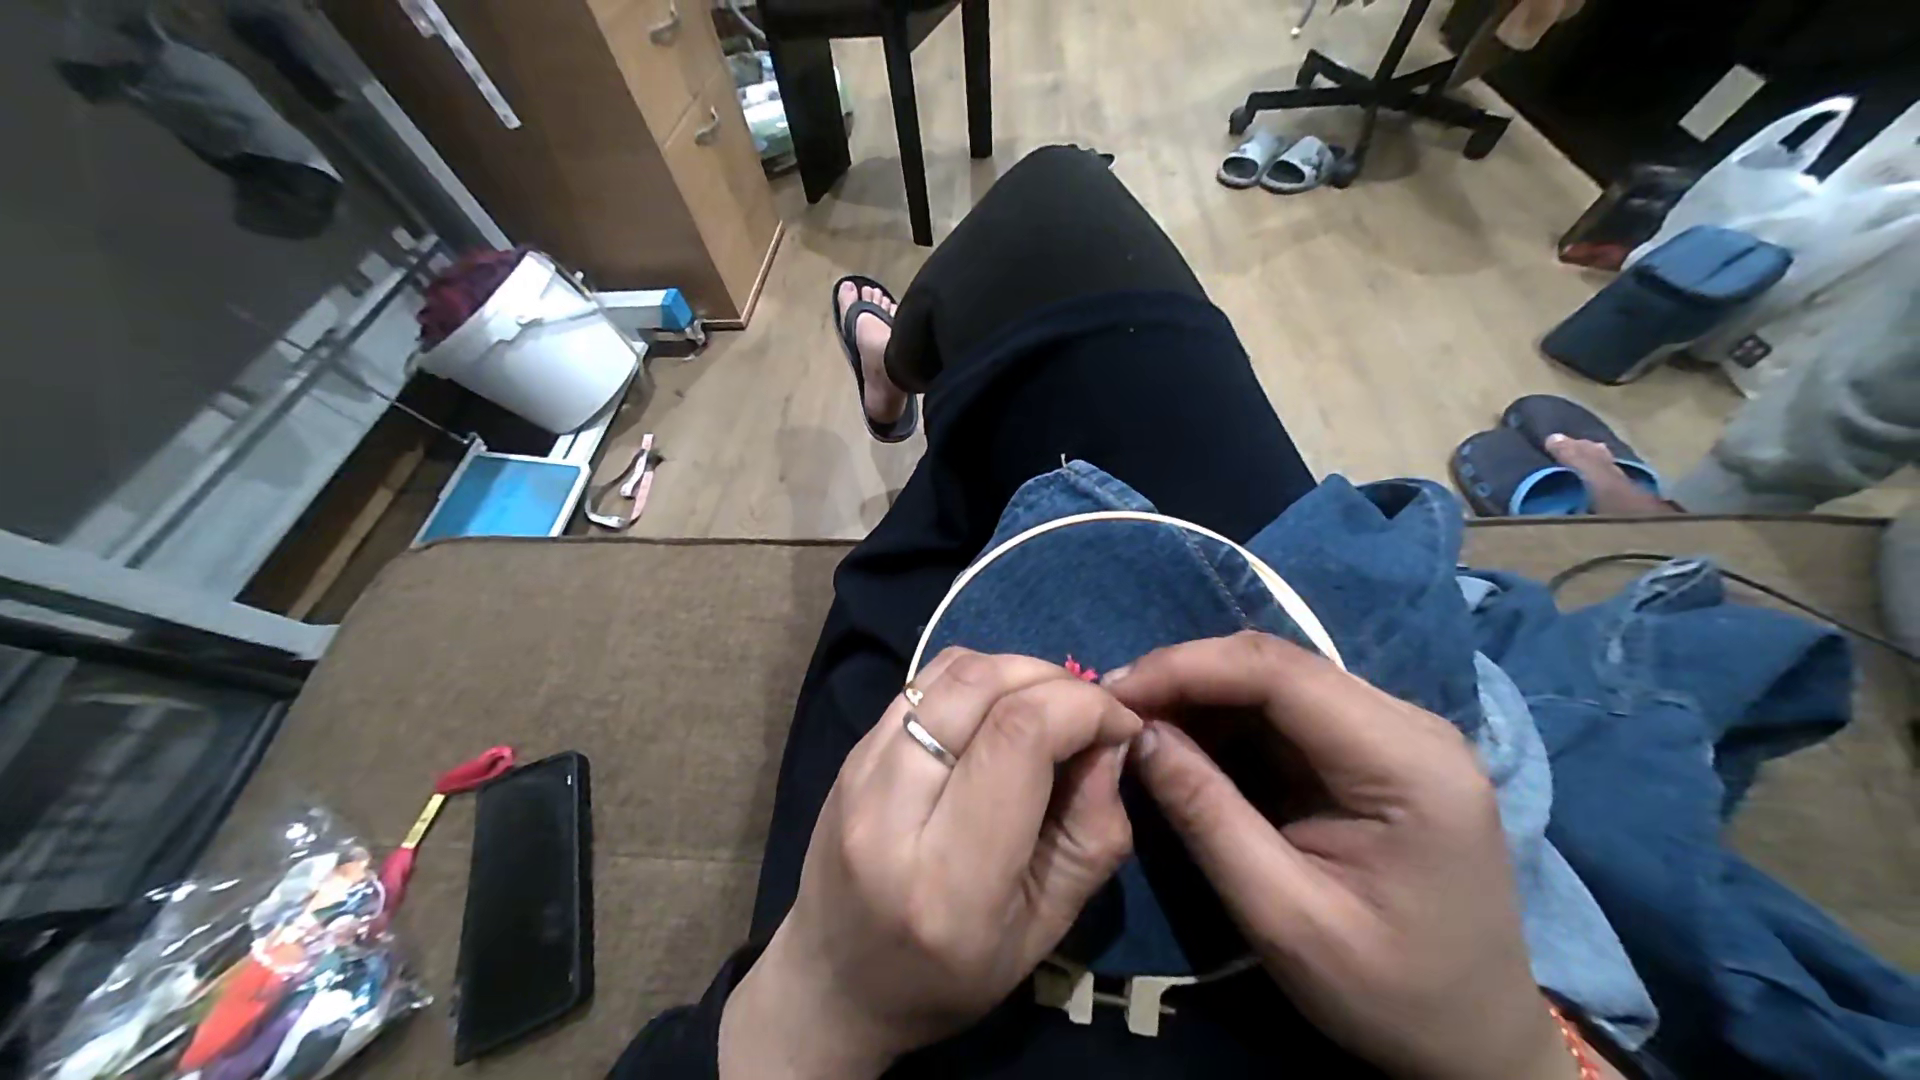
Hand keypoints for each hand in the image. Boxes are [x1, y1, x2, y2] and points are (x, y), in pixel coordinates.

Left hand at [719, 649, 1141, 1079]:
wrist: (835, 979)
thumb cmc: (952, 974)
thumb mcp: (1047, 926)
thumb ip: (1093, 832)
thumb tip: (1110, 738)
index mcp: (949, 878)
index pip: (1017, 738)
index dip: (1082, 707)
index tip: (1119, 723)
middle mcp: (891, 810)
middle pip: (981, 687)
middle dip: (1055, 680)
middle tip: (1089, 710)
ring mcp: (861, 769)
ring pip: (952, 671)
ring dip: (1018, 669)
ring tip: (1049, 703)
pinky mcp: (853, 749)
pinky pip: (926, 680)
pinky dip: (979, 676)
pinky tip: (999, 708)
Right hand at [1110, 632, 1575, 1079]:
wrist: (1475, 1041)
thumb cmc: (1389, 993)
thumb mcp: (1282, 915)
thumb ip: (1206, 814)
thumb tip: (1137, 732)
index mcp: (1407, 763)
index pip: (1280, 673)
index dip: (1187, 667)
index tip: (1116, 691)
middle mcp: (1407, 723)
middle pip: (1275, 663)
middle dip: (1185, 675)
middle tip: (1118, 706)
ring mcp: (1392, 728)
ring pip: (1273, 676)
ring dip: (1199, 692)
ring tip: (1140, 722)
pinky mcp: (1369, 744)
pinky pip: (1282, 706)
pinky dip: (1223, 714)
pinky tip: (1185, 737)